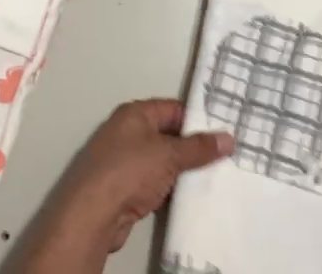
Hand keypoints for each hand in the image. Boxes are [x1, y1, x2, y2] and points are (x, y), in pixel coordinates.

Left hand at [46, 100, 232, 253]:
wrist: (93, 213)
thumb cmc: (130, 171)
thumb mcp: (169, 155)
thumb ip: (198, 148)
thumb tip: (227, 139)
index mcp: (134, 114)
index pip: (172, 109)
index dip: (196, 119)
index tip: (221, 132)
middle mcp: (127, 132)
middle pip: (167, 135)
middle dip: (191, 148)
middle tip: (222, 157)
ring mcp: (123, 161)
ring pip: (161, 161)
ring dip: (181, 171)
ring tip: (211, 178)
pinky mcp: (123, 188)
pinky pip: (154, 183)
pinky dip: (169, 189)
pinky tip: (188, 198)